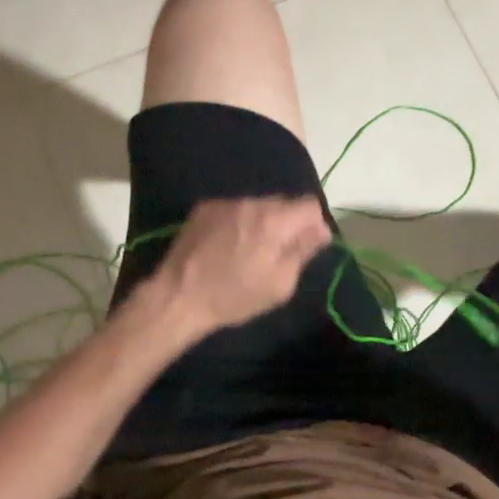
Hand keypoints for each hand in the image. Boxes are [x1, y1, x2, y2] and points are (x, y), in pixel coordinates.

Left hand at [152, 196, 331, 333]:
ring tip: (250, 249)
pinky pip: (235, 208)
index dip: (314, 225)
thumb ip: (303, 251)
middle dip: (289, 222)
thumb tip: (321, 231)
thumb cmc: (234, 296)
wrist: (178, 295)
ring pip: (258, 204)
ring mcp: (225, 202)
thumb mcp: (280, 284)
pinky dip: (239, 221)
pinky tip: (228, 245)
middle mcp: (251, 202)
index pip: (310, 205)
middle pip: (284, 202)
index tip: (307, 246)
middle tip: (279, 251)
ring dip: (263, 221)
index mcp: (274, 221)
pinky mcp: (204, 208)